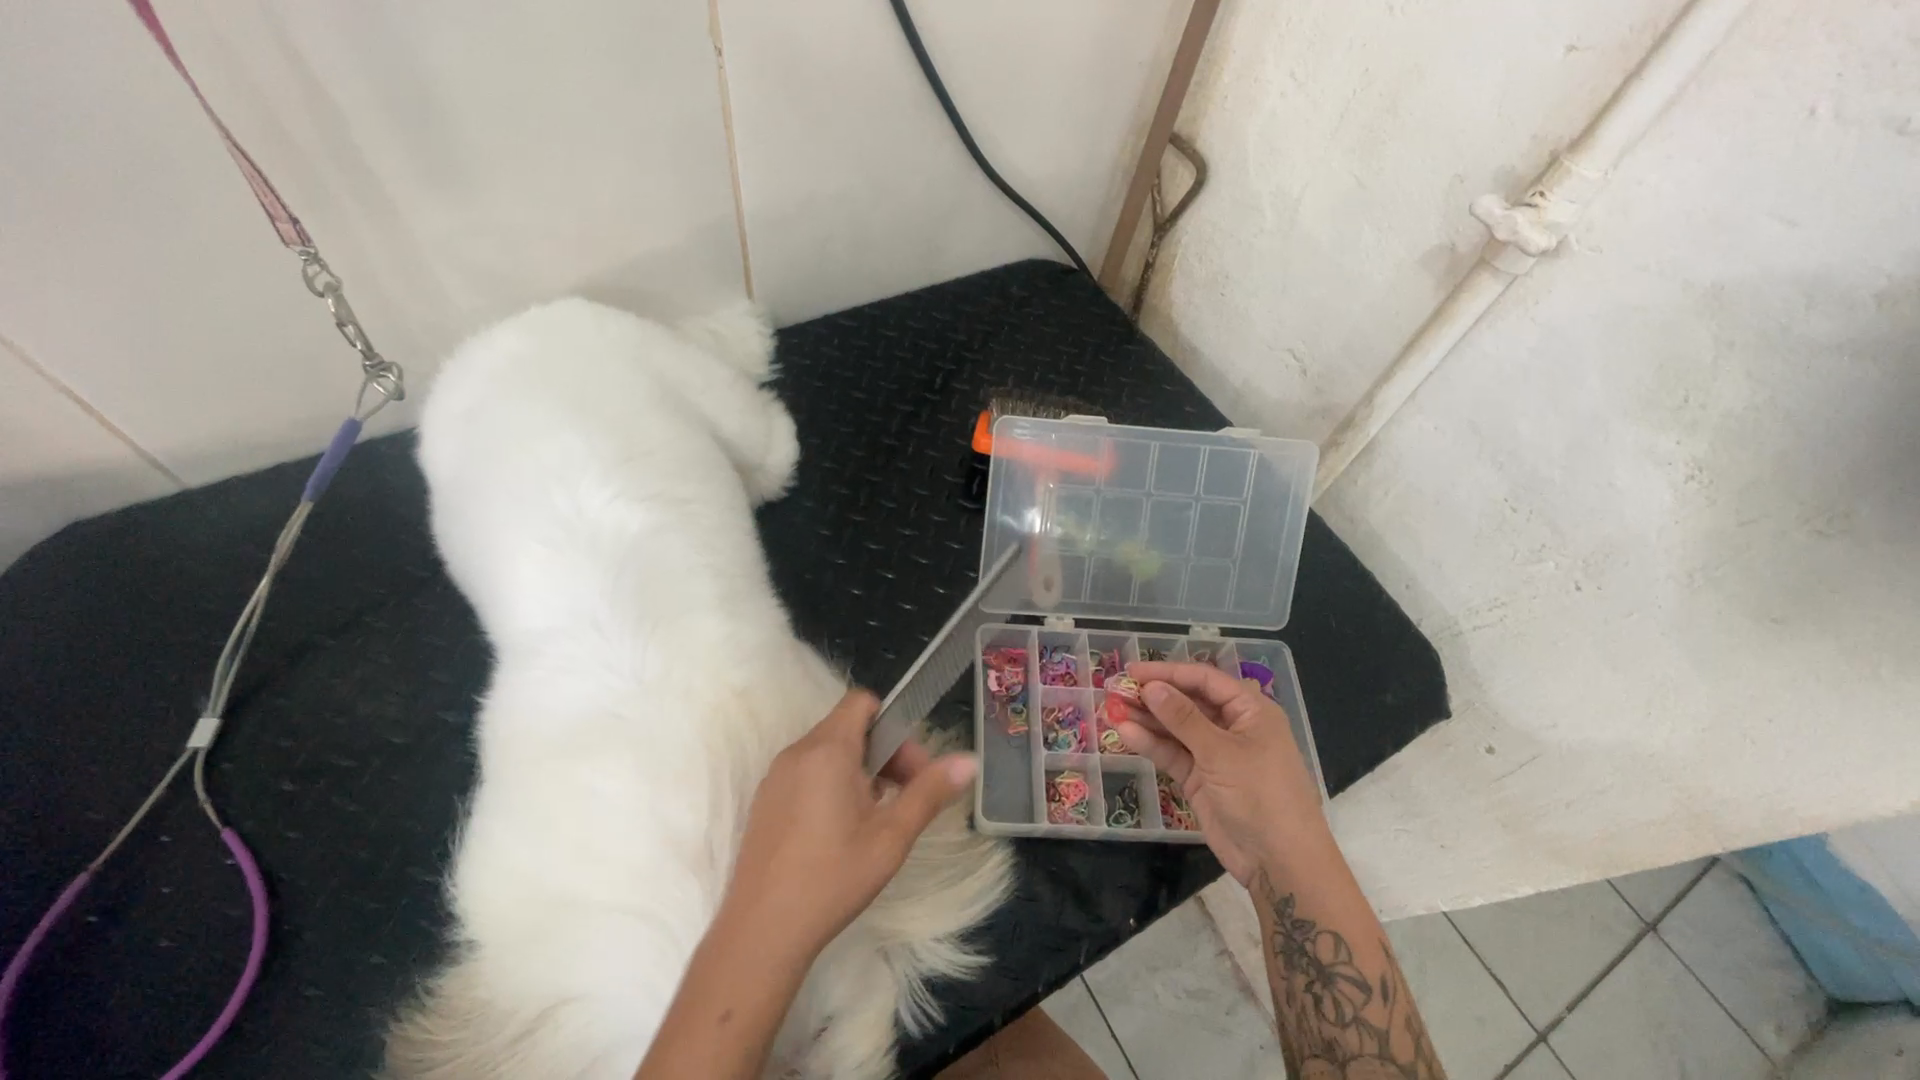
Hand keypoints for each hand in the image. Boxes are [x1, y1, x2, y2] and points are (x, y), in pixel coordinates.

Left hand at [722, 689, 977, 954]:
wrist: (762, 930)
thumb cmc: (833, 878)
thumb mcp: (892, 837)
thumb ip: (930, 792)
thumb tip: (969, 761)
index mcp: (827, 750)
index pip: (862, 701)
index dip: (894, 724)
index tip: (911, 769)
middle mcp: (796, 753)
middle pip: (848, 727)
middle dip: (884, 753)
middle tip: (904, 799)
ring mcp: (775, 777)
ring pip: (827, 752)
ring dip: (860, 771)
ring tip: (874, 821)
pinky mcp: (765, 802)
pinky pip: (806, 773)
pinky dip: (831, 786)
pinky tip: (841, 834)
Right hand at [1119, 661, 1329, 885]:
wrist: (1279, 860)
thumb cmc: (1260, 794)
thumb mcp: (1221, 752)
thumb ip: (1183, 718)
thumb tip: (1151, 686)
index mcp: (1250, 710)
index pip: (1205, 680)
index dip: (1168, 673)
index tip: (1132, 672)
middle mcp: (1233, 727)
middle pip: (1188, 702)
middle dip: (1153, 696)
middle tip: (1115, 690)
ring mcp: (1215, 755)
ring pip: (1176, 729)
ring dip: (1146, 719)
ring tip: (1111, 709)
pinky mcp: (1201, 779)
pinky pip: (1173, 754)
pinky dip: (1151, 744)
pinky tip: (1126, 733)